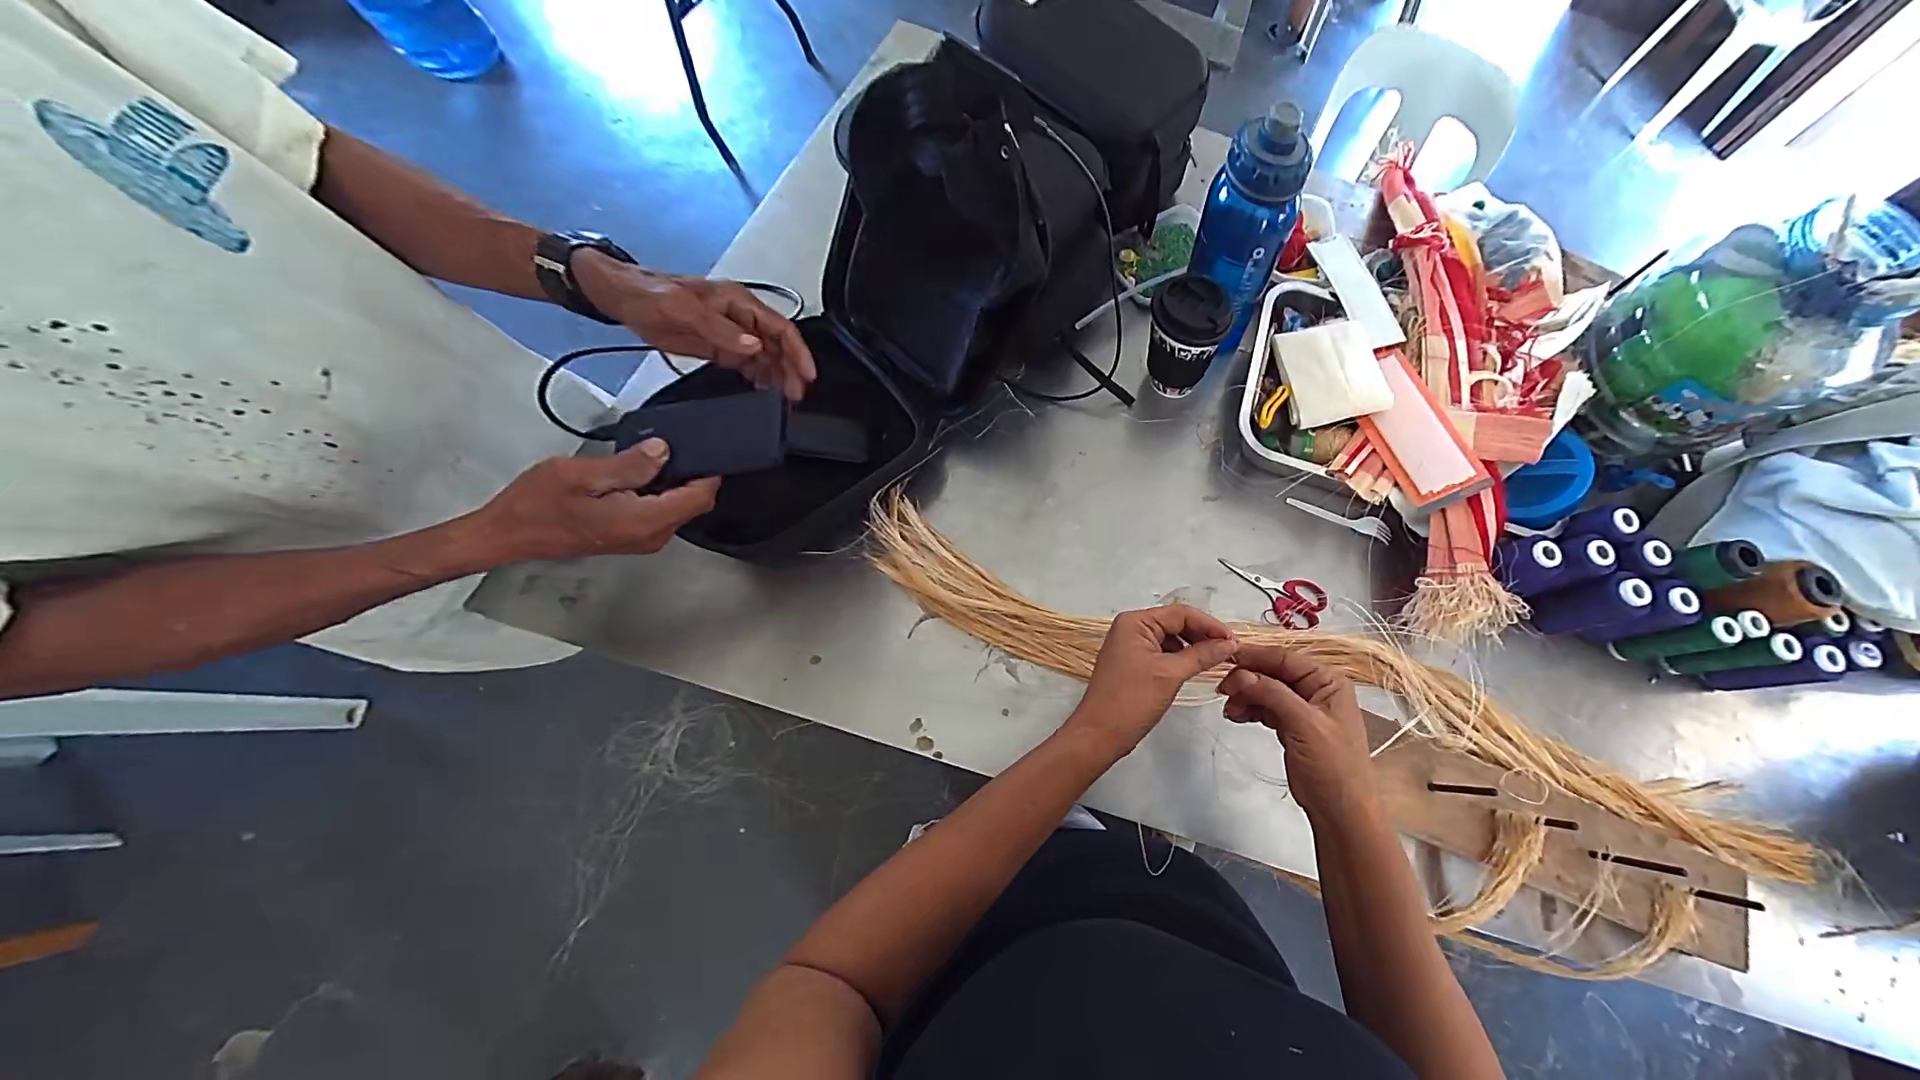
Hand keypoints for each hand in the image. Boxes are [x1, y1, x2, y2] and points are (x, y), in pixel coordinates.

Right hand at [471, 438, 719, 561]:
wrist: (506, 535)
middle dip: (692, 476)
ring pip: (678, 508)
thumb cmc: (537, 505)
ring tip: (653, 456)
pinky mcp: (632, 538)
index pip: (700, 498)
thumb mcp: (581, 474)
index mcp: (645, 521)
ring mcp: (643, 540)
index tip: (704, 449)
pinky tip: (640, 475)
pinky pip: (661, 513)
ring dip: (674, 484)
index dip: (708, 473)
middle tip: (674, 447)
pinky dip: (659, 494)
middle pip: (694, 504)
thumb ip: (629, 465)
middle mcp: (653, 536)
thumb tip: (664, 451)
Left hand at [575, 252, 816, 400]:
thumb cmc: (646, 292)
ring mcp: (729, 334)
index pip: (780, 328)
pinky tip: (763, 393)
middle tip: (796, 396)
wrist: (617, 298)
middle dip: (791, 370)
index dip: (798, 352)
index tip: (807, 375)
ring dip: (777, 378)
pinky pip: (747, 366)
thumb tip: (752, 345)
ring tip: (785, 399)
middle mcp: (738, 318)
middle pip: (778, 346)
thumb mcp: (682, 309)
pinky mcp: (717, 348)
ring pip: (765, 358)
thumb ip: (720, 328)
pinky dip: (759, 380)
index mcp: (738, 302)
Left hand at [1063, 605, 1238, 757]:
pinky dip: (1180, 658)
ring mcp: (1130, 646)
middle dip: (1202, 635)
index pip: (1180, 613)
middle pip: (1175, 623)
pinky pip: (1162, 652)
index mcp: (1134, 622)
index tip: (1233, 641)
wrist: (1100, 733)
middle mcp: (1130, 629)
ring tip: (1215, 661)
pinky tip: (1195, 668)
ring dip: (1193, 647)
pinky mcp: (1132, 663)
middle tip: (1228, 652)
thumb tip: (1228, 644)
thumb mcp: (1170, 673)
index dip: (1209, 625)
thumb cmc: (1130, 700)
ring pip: (1170, 638)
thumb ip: (1202, 655)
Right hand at [1217, 646, 1377, 824]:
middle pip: (1272, 672)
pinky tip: (1236, 715)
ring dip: (1244, 696)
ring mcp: (1302, 707)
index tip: (1225, 657)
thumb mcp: (1305, 725)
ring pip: (1264, 689)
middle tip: (1224, 690)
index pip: (1285, 658)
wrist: (1340, 811)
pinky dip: (1248, 708)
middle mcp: (1316, 690)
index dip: (1254, 656)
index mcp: (1328, 682)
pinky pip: (1264, 706)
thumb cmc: (1335, 769)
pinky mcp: (1291, 724)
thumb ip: (1273, 694)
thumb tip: (1242, 674)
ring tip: (1231, 710)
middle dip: (1246, 680)